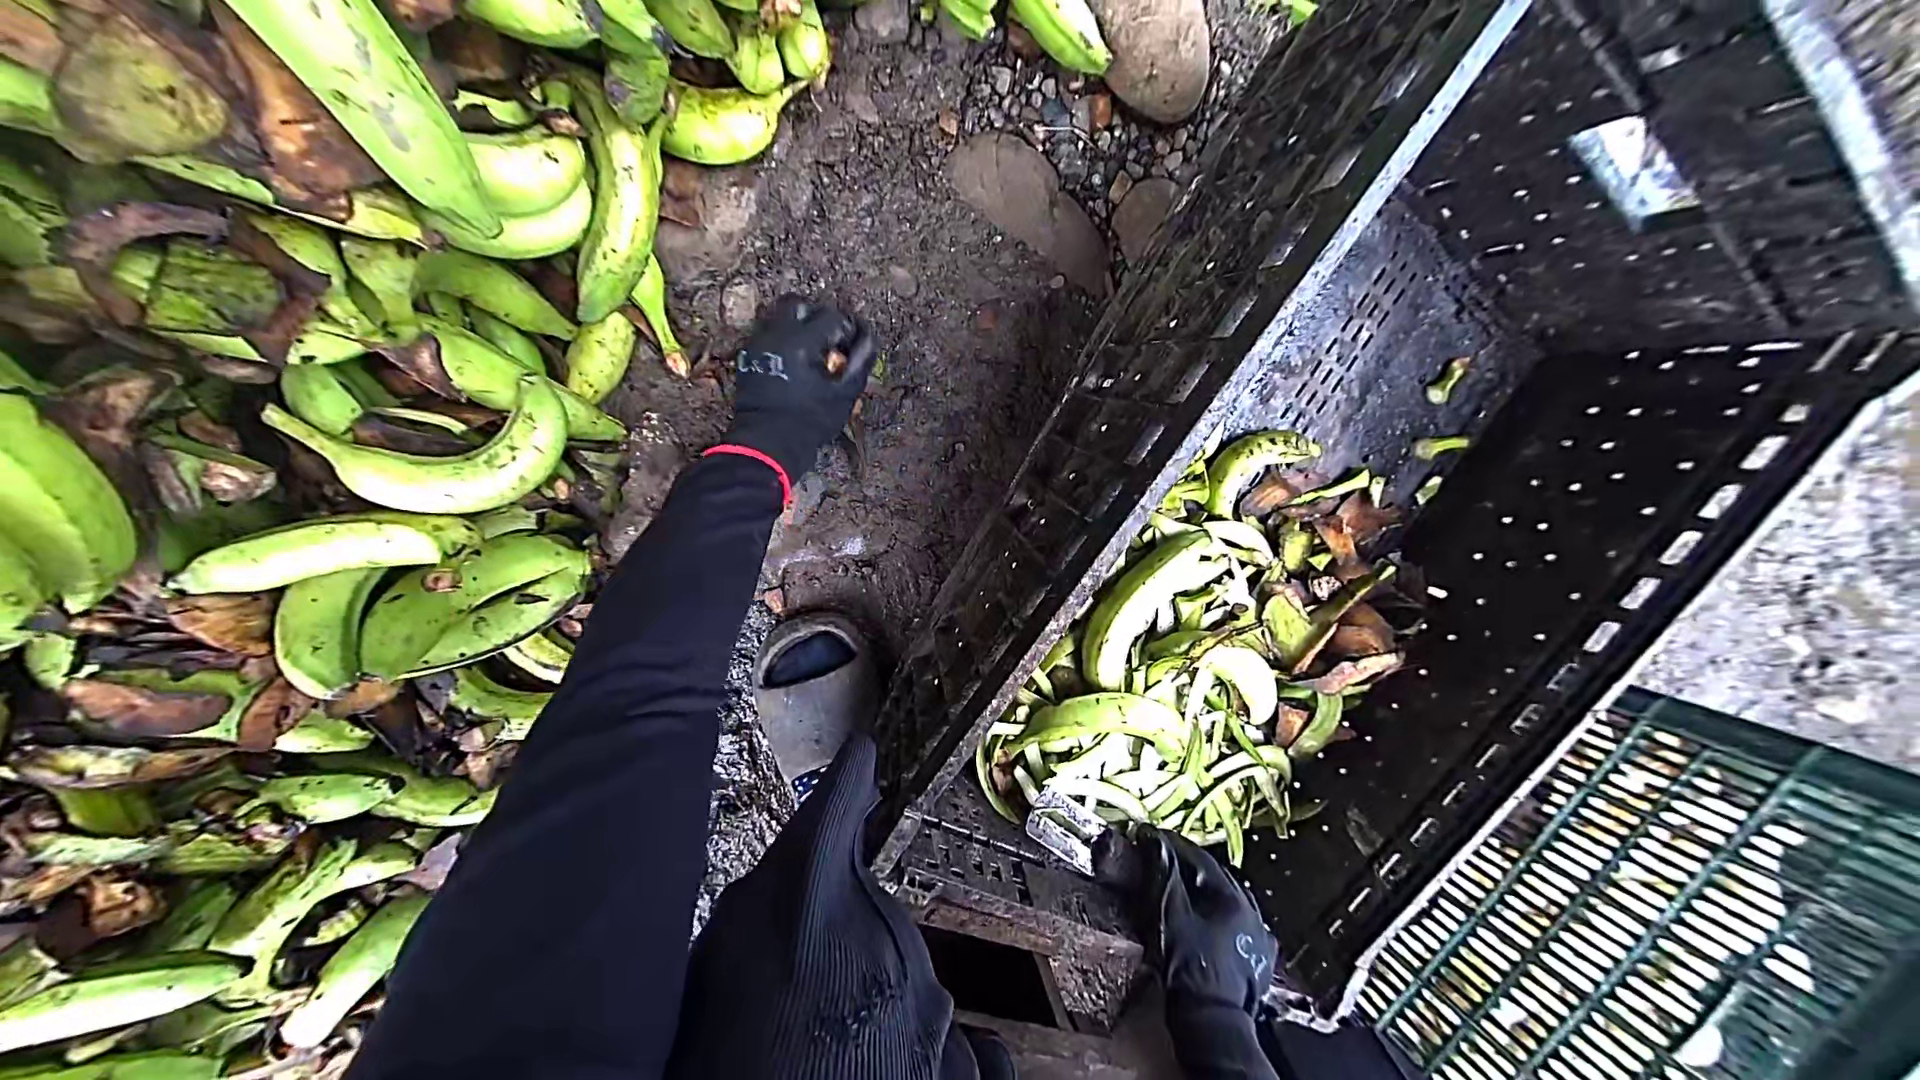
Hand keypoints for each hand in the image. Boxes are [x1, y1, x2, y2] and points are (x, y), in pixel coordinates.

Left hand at [724, 295, 874, 482]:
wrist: (769, 442)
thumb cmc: (811, 421)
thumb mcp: (844, 394)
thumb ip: (861, 361)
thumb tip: (868, 337)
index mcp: (801, 341)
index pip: (830, 315)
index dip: (846, 329)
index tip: (851, 347)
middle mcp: (775, 334)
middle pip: (798, 304)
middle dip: (818, 317)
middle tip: (830, 341)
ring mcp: (757, 343)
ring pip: (778, 315)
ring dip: (798, 325)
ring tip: (811, 349)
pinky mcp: (747, 355)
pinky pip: (767, 333)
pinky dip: (783, 338)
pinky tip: (795, 362)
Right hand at [1096, 826, 1277, 1016]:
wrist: (1211, 1023)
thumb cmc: (1188, 968)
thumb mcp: (1169, 914)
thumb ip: (1163, 873)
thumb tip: (1153, 840)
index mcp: (1232, 897)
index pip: (1198, 857)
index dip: (1170, 844)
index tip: (1147, 837)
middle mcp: (1252, 911)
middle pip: (1215, 875)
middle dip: (1186, 864)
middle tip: (1160, 858)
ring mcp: (1258, 936)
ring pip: (1227, 898)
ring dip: (1203, 888)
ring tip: (1180, 885)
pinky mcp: (1258, 957)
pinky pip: (1236, 921)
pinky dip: (1217, 912)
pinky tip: (1205, 916)